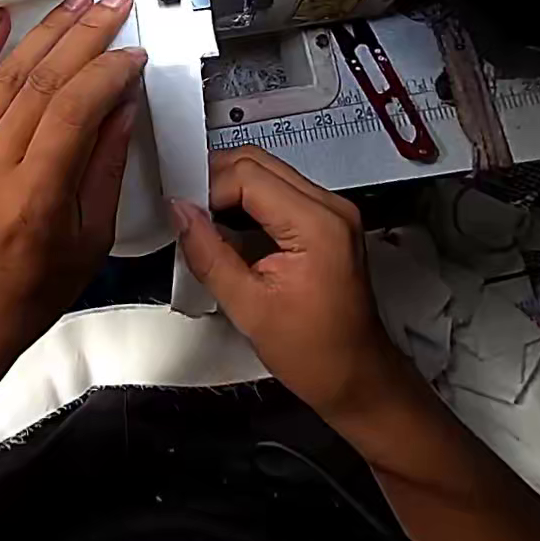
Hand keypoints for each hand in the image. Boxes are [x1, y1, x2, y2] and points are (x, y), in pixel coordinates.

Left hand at [0, 0, 145, 396]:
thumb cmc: (29, 293)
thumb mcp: (89, 241)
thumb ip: (106, 167)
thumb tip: (121, 105)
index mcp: (33, 198)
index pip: (73, 109)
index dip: (108, 72)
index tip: (133, 54)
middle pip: (42, 80)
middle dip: (85, 35)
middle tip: (114, 4)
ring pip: (7, 74)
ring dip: (46, 32)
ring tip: (77, 0)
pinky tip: (2, 18)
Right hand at [171, 146, 415, 425]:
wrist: (359, 379)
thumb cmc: (318, 354)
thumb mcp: (248, 308)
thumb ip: (208, 253)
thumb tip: (180, 213)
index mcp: (317, 225)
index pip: (247, 176)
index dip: (208, 190)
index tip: (185, 212)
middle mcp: (329, 207)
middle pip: (256, 161)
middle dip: (215, 180)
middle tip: (189, 210)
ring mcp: (330, 209)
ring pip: (265, 169)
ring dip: (229, 187)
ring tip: (205, 219)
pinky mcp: (323, 217)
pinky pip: (276, 187)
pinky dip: (246, 198)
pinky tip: (229, 225)